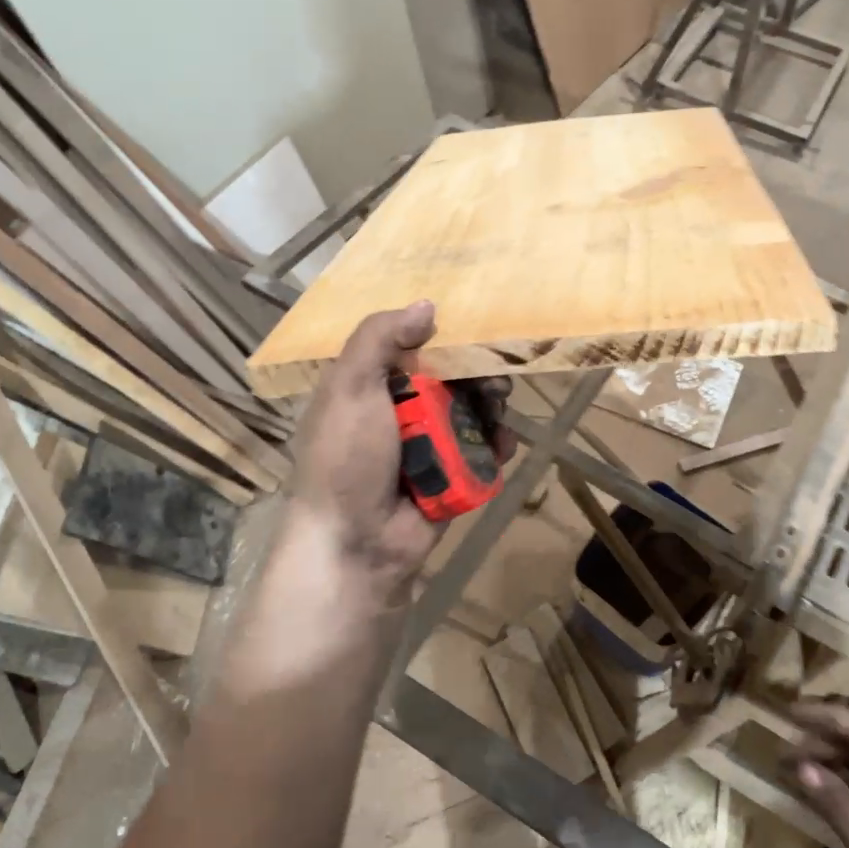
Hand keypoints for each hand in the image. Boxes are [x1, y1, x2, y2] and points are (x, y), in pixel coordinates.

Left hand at [282, 301, 512, 607]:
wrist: (355, 543)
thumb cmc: (345, 458)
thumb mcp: (350, 387)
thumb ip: (380, 339)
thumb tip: (427, 304)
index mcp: (368, 389)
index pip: (412, 350)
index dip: (443, 339)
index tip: (473, 331)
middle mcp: (400, 414)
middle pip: (451, 380)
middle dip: (478, 376)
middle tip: (494, 380)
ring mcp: (429, 448)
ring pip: (473, 413)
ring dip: (492, 409)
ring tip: (500, 412)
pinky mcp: (453, 477)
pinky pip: (484, 451)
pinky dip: (497, 445)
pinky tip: (503, 445)